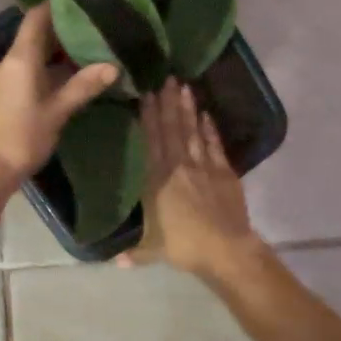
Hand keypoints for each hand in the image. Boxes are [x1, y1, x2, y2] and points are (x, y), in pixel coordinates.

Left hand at [0, 3, 120, 182]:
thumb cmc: (24, 136)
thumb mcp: (58, 111)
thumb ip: (84, 86)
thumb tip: (113, 66)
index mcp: (20, 59)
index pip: (36, 18)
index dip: (55, 6)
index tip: (79, 1)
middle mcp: (8, 62)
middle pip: (35, 36)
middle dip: (62, 32)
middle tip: (92, 29)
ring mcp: (2, 78)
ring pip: (31, 56)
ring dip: (55, 54)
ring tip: (86, 53)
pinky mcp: (2, 94)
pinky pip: (26, 71)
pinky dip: (46, 69)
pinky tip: (66, 78)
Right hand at [118, 79, 263, 280]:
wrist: (226, 249)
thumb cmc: (184, 246)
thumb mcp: (152, 250)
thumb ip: (133, 253)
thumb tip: (114, 261)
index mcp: (156, 180)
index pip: (151, 141)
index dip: (148, 117)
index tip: (146, 94)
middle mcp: (178, 166)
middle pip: (172, 129)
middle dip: (168, 103)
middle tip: (166, 78)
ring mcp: (204, 167)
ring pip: (193, 131)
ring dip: (188, 109)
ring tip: (184, 87)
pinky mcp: (224, 173)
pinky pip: (214, 145)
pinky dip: (209, 129)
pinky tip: (206, 115)